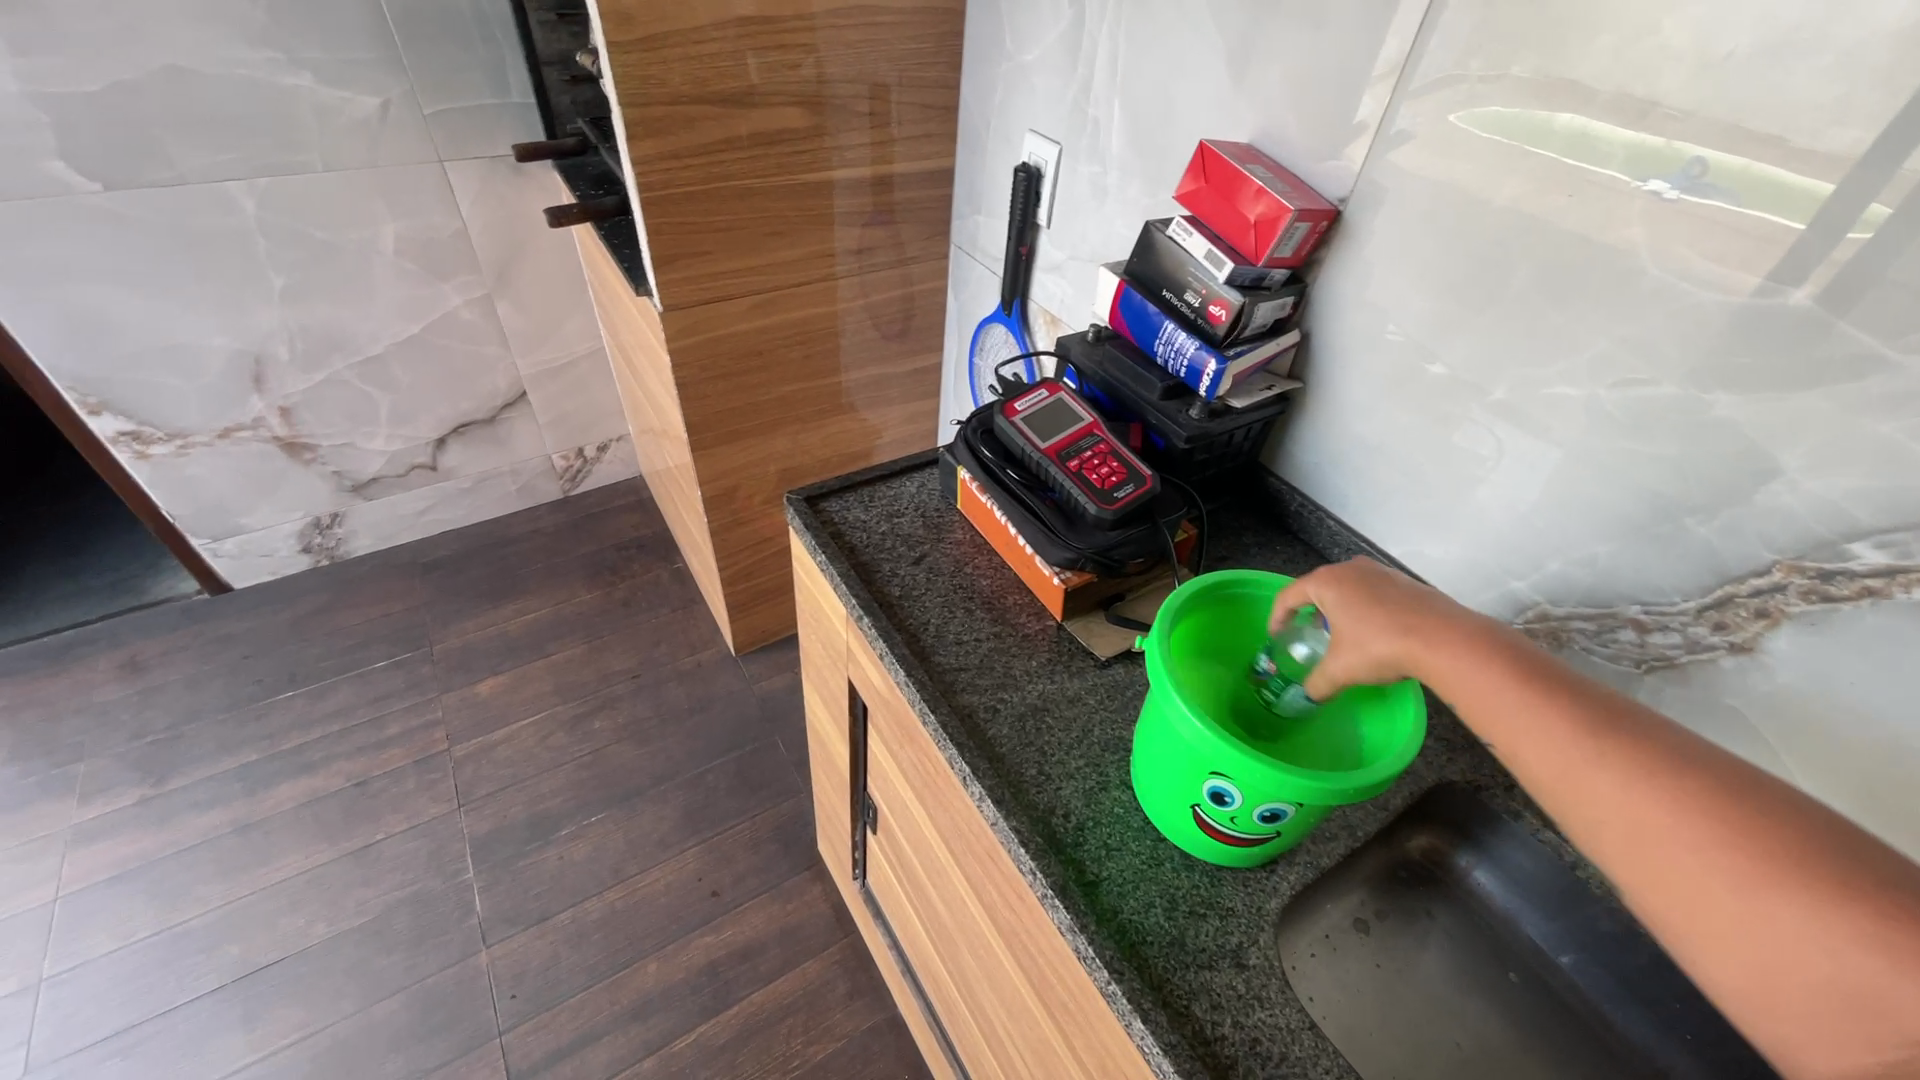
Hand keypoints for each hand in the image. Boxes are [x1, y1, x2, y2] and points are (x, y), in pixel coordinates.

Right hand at [1269, 557, 1477, 699]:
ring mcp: (1382, 572)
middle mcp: (1351, 569)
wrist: (1446, 640)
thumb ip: (1318, 683)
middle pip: (1318, 589)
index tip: (1277, 637)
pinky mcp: (1407, 582)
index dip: (1277, 618)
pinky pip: (1375, 593)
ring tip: (1344, 636)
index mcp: (1326, 582)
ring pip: (1349, 589)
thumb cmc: (1380, 646)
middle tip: (1310, 636)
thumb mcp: (1341, 670)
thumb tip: (1308, 696)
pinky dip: (1367, 610)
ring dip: (1340, 610)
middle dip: (1310, 613)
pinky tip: (1376, 634)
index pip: (1288, 596)